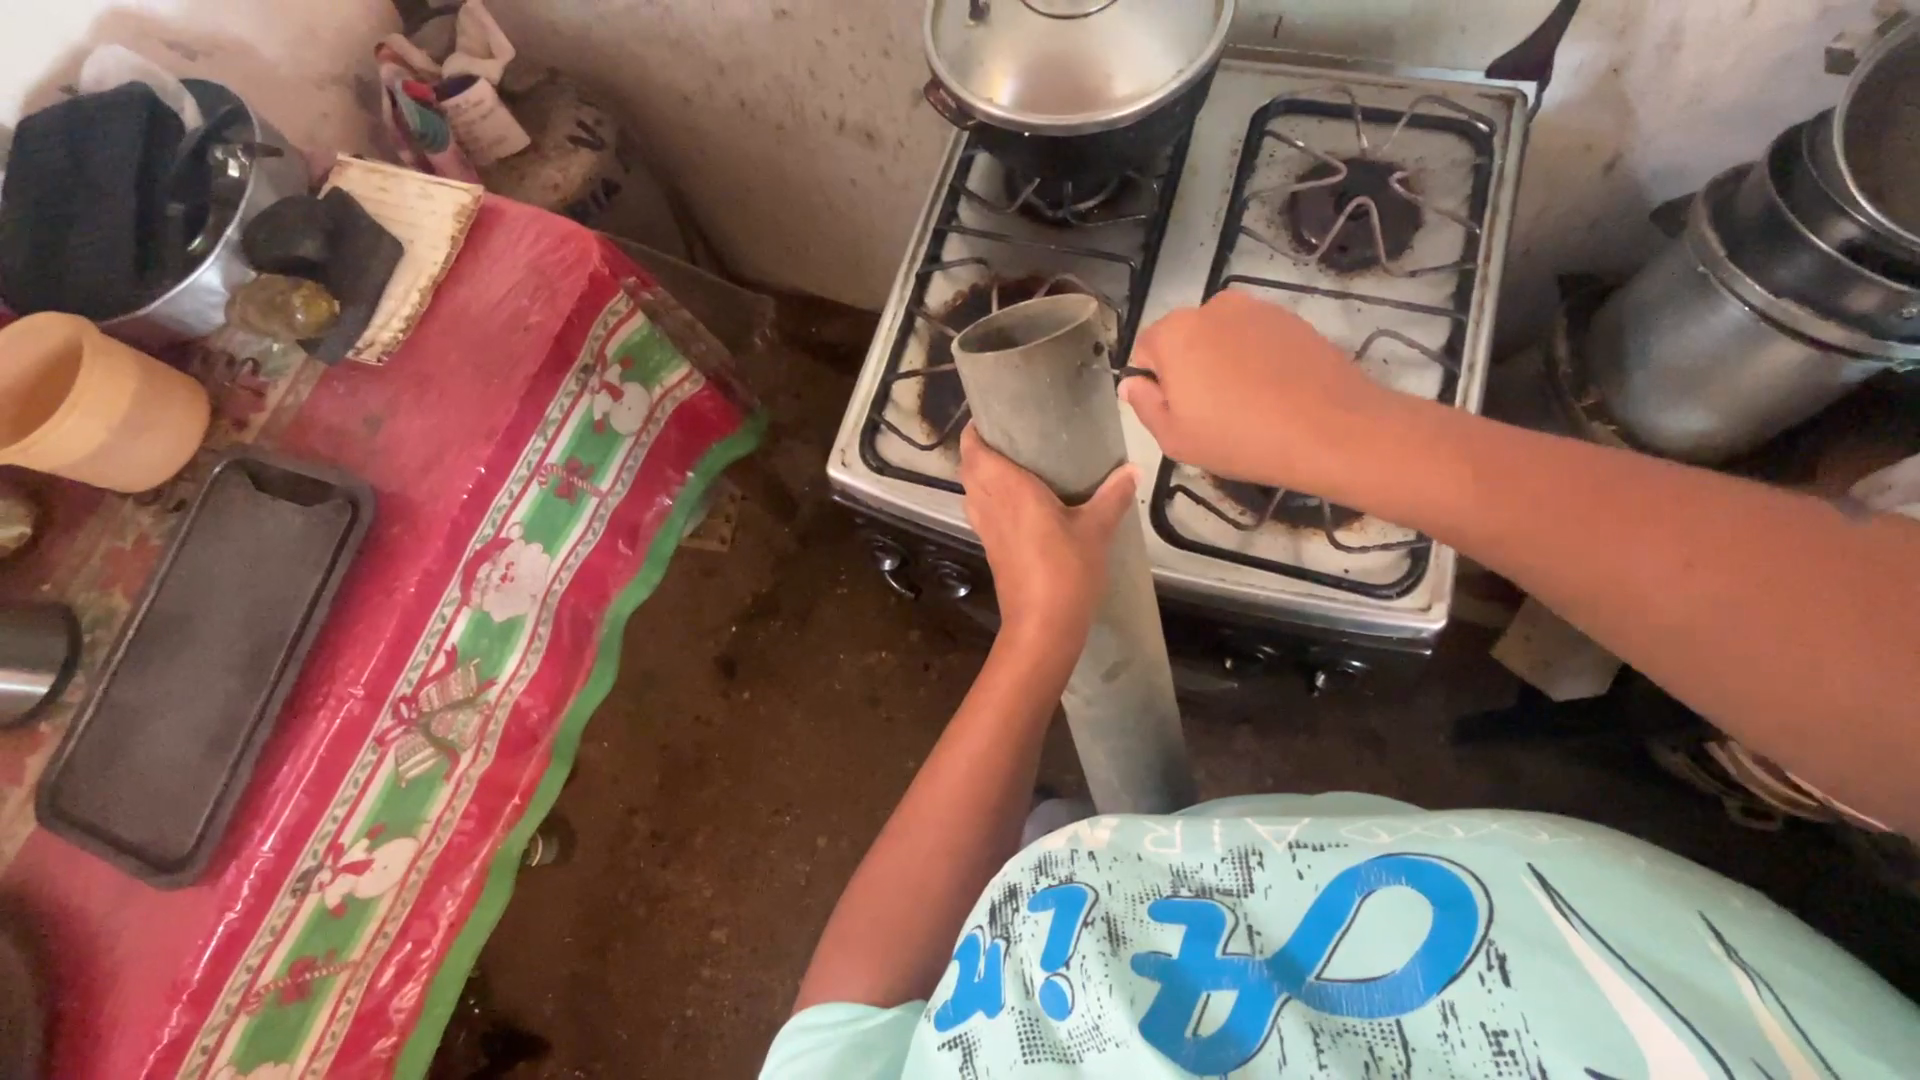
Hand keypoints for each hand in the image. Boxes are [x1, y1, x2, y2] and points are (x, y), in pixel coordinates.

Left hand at [960, 426, 1138, 647]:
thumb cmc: (1067, 570)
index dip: (975, 430)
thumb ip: (1112, 496)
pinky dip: (988, 498)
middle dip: (978, 449)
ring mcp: (987, 529)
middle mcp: (990, 504)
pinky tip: (1014, 502)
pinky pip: (982, 512)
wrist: (1043, 625)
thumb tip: (1131, 468)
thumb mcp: (1097, 529)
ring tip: (1009, 462)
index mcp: (1009, 489)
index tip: (991, 414)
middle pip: (969, 468)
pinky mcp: (991, 549)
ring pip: (972, 491)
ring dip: (980, 474)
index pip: (975, 450)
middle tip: (1007, 435)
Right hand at [1119, 290, 1405, 495]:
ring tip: (1246, 404)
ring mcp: (1256, 309)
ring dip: (1222, 363)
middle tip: (1210, 413)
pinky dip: (1255, 360)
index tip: (1176, 413)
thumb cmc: (1240, 438)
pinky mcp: (1291, 319)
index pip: (1144, 351)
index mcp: (1174, 333)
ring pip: (1220, 338)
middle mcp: (1212, 308)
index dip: (1155, 385)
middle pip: (1183, 340)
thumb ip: (1144, 405)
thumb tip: (1133, 383)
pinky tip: (1272, 393)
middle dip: (1188, 369)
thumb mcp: (1175, 438)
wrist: (1331, 429)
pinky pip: (1255, 339)